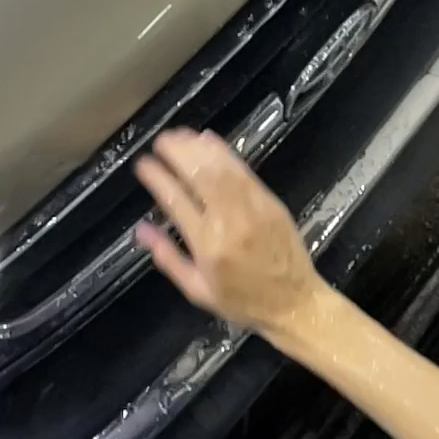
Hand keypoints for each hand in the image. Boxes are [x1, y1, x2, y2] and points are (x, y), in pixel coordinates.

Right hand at [133, 128, 325, 332]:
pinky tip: (207, 139)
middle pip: (199, 176)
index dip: (157, 178)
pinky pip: (242, 170)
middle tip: (160, 140)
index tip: (143, 164)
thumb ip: (168, 257)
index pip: (176, 201)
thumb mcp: (197, 290)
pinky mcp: (269, 201)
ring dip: (197, 147)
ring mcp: (252, 208)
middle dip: (177, 153)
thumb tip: (141, 229)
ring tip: (178, 134)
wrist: (297, 304)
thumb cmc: (242, 300)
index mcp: (208, 245)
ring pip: (221, 168)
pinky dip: (223, 151)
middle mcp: (229, 221)